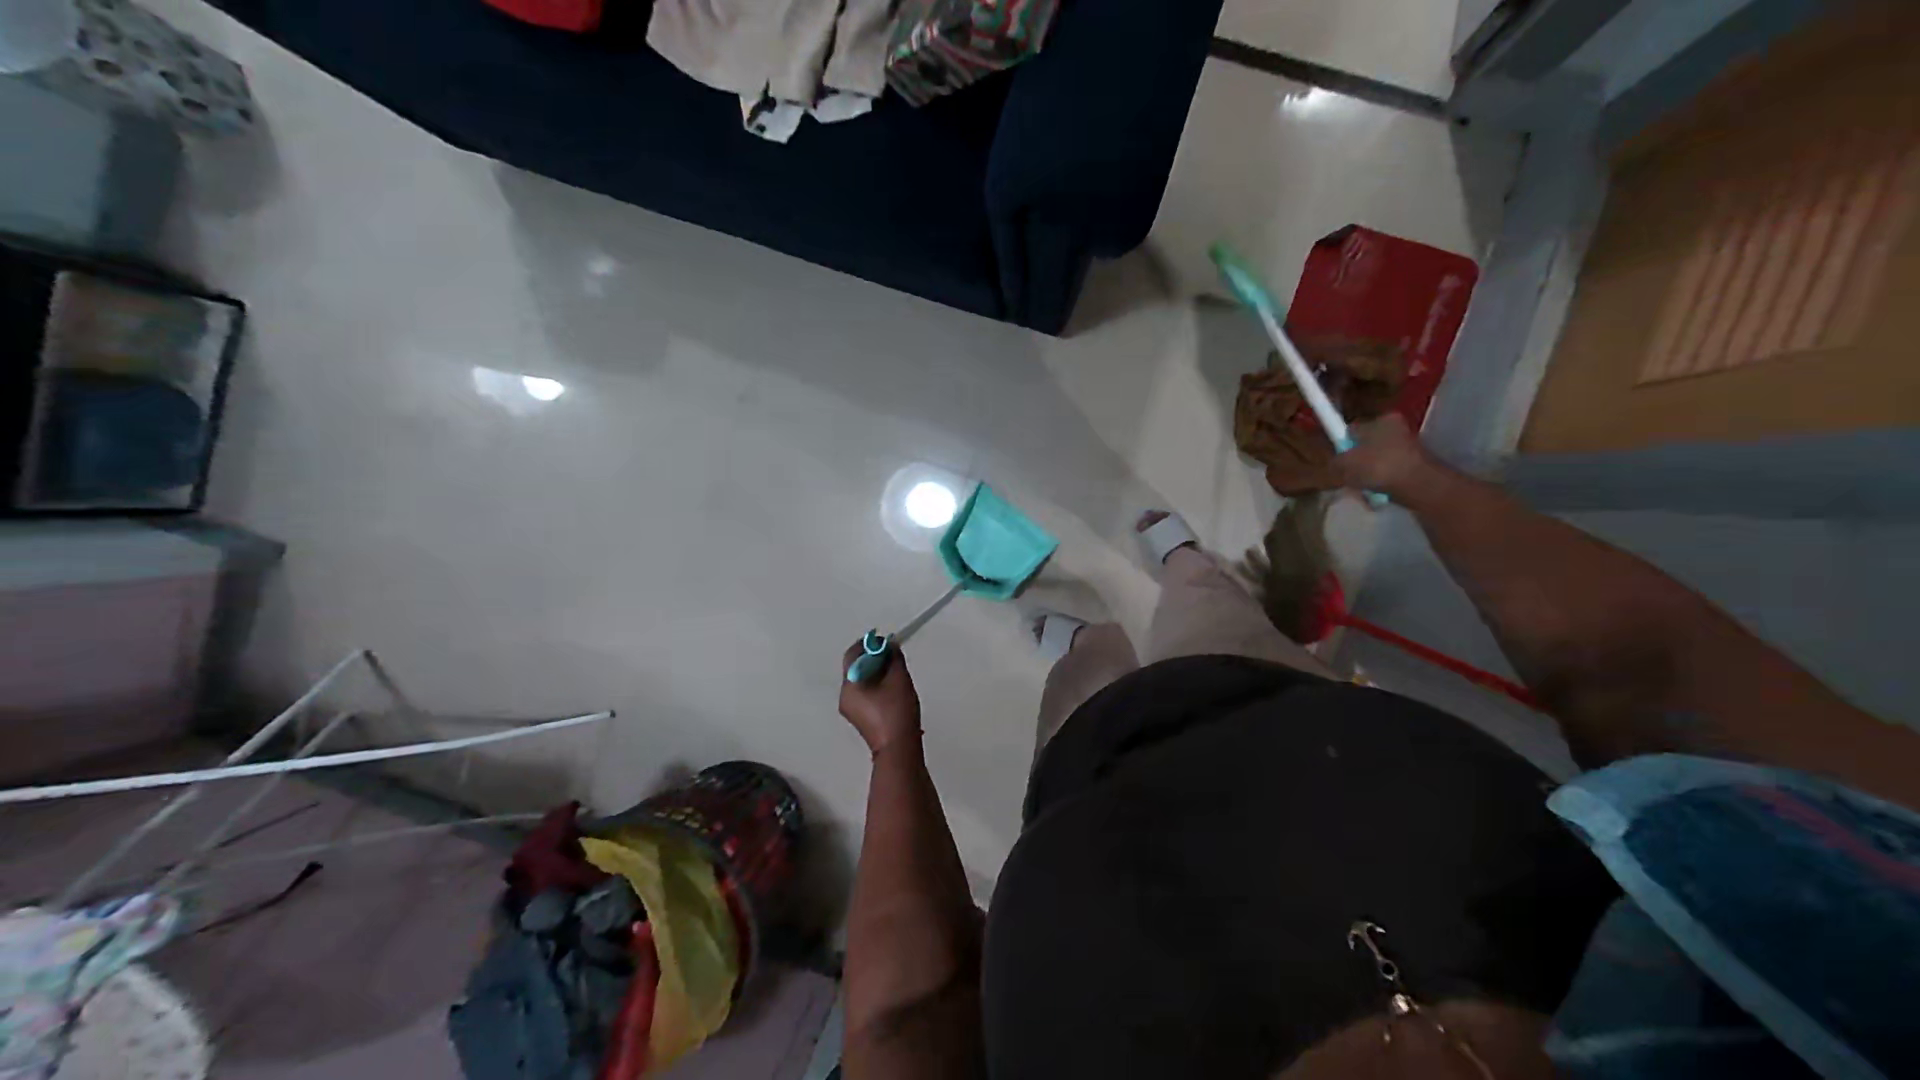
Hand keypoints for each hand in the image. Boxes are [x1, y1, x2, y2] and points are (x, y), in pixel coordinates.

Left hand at [840, 643, 921, 754]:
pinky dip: (876, 686)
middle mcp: (845, 696)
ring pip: (861, 681)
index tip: (884, 641)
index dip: (867, 644)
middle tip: (892, 656)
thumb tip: (890, 646)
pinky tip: (892, 688)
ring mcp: (851, 709)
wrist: (897, 749)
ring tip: (895, 671)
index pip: (852, 655)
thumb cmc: (896, 711)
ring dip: (876, 672)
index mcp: (849, 685)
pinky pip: (865, 694)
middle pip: (856, 668)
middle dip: (873, 658)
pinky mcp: (860, 719)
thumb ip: (894, 658)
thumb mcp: (898, 679)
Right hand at [1335, 414, 1440, 499]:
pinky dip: (1381, 481)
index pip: (1352, 429)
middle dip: (1354, 462)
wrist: (1419, 486)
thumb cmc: (1379, 467)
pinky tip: (1377, 492)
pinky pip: (1388, 471)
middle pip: (1364, 445)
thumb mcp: (1344, 464)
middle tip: (1347, 478)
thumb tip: (1333, 463)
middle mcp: (1397, 427)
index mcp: (1382, 419)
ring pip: (1376, 460)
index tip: (1336, 461)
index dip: (1340, 445)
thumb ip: (1334, 461)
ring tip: (1363, 488)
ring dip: (1367, 474)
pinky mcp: (1415, 464)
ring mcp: (1409, 446)